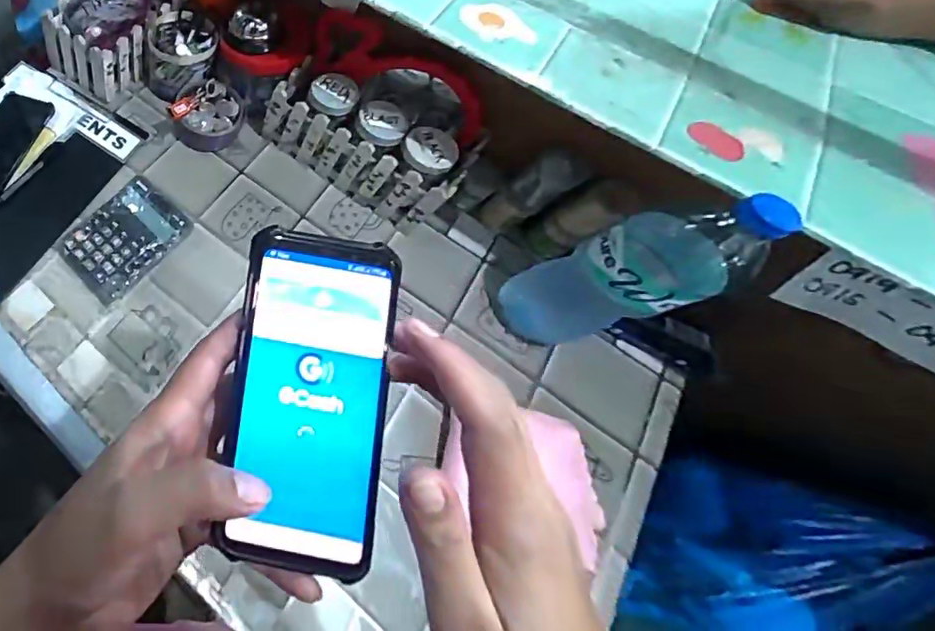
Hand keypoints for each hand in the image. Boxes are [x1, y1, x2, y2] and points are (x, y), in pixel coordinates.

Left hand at [0, 315, 319, 629]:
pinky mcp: (198, 526)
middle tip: (331, 407)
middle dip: (282, 407)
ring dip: (285, 482)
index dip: (238, 333)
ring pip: (251, 468)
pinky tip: (301, 571)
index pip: (207, 363)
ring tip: (328, 496)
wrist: (55, 605)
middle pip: (242, 411)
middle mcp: (187, 445)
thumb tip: (260, 486)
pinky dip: (273, 544)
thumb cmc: (84, 539)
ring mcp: (194, 486)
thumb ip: (192, 488)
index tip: (279, 314)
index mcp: (168, 422)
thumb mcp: (134, 507)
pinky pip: (247, 524)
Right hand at [387, 319, 601, 630]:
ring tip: (405, 364)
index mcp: (520, 514)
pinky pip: (497, 441)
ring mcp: (538, 504)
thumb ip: (442, 547)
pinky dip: (464, 409)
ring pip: (500, 420)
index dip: (452, 365)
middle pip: (497, 407)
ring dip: (455, 381)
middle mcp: (536, 495)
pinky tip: (440, 415)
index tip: (411, 333)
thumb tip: (417, 469)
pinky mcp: (531, 517)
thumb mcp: (466, 620)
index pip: (488, 416)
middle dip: (449, 360)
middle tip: (396, 337)